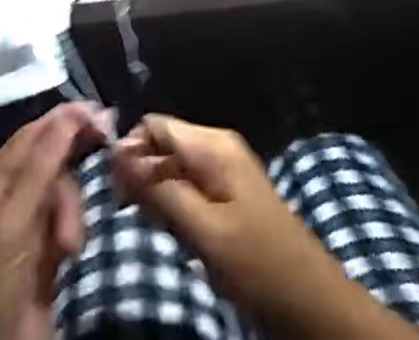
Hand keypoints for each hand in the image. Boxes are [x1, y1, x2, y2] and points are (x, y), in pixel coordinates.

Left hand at [0, 102, 112, 339]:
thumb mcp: (14, 221)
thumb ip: (42, 164)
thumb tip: (70, 112)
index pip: (33, 133)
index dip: (67, 119)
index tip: (104, 115)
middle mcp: (6, 194)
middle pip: (52, 159)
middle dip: (72, 172)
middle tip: (103, 157)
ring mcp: (25, 221)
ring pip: (65, 189)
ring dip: (73, 212)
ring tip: (68, 245)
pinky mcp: (42, 246)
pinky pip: (69, 217)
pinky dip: (74, 230)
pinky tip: (69, 253)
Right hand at [113, 115, 418, 339]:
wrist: (304, 293)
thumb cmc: (253, 261)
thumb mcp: (201, 228)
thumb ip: (159, 189)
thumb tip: (117, 152)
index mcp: (214, 145)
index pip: (155, 125)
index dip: (129, 150)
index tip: (114, 189)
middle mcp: (218, 146)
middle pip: (161, 144)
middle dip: (140, 176)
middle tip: (132, 215)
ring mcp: (224, 169)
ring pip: (171, 168)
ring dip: (155, 196)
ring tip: (156, 227)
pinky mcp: (226, 192)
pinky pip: (187, 186)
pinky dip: (172, 206)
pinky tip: (174, 232)